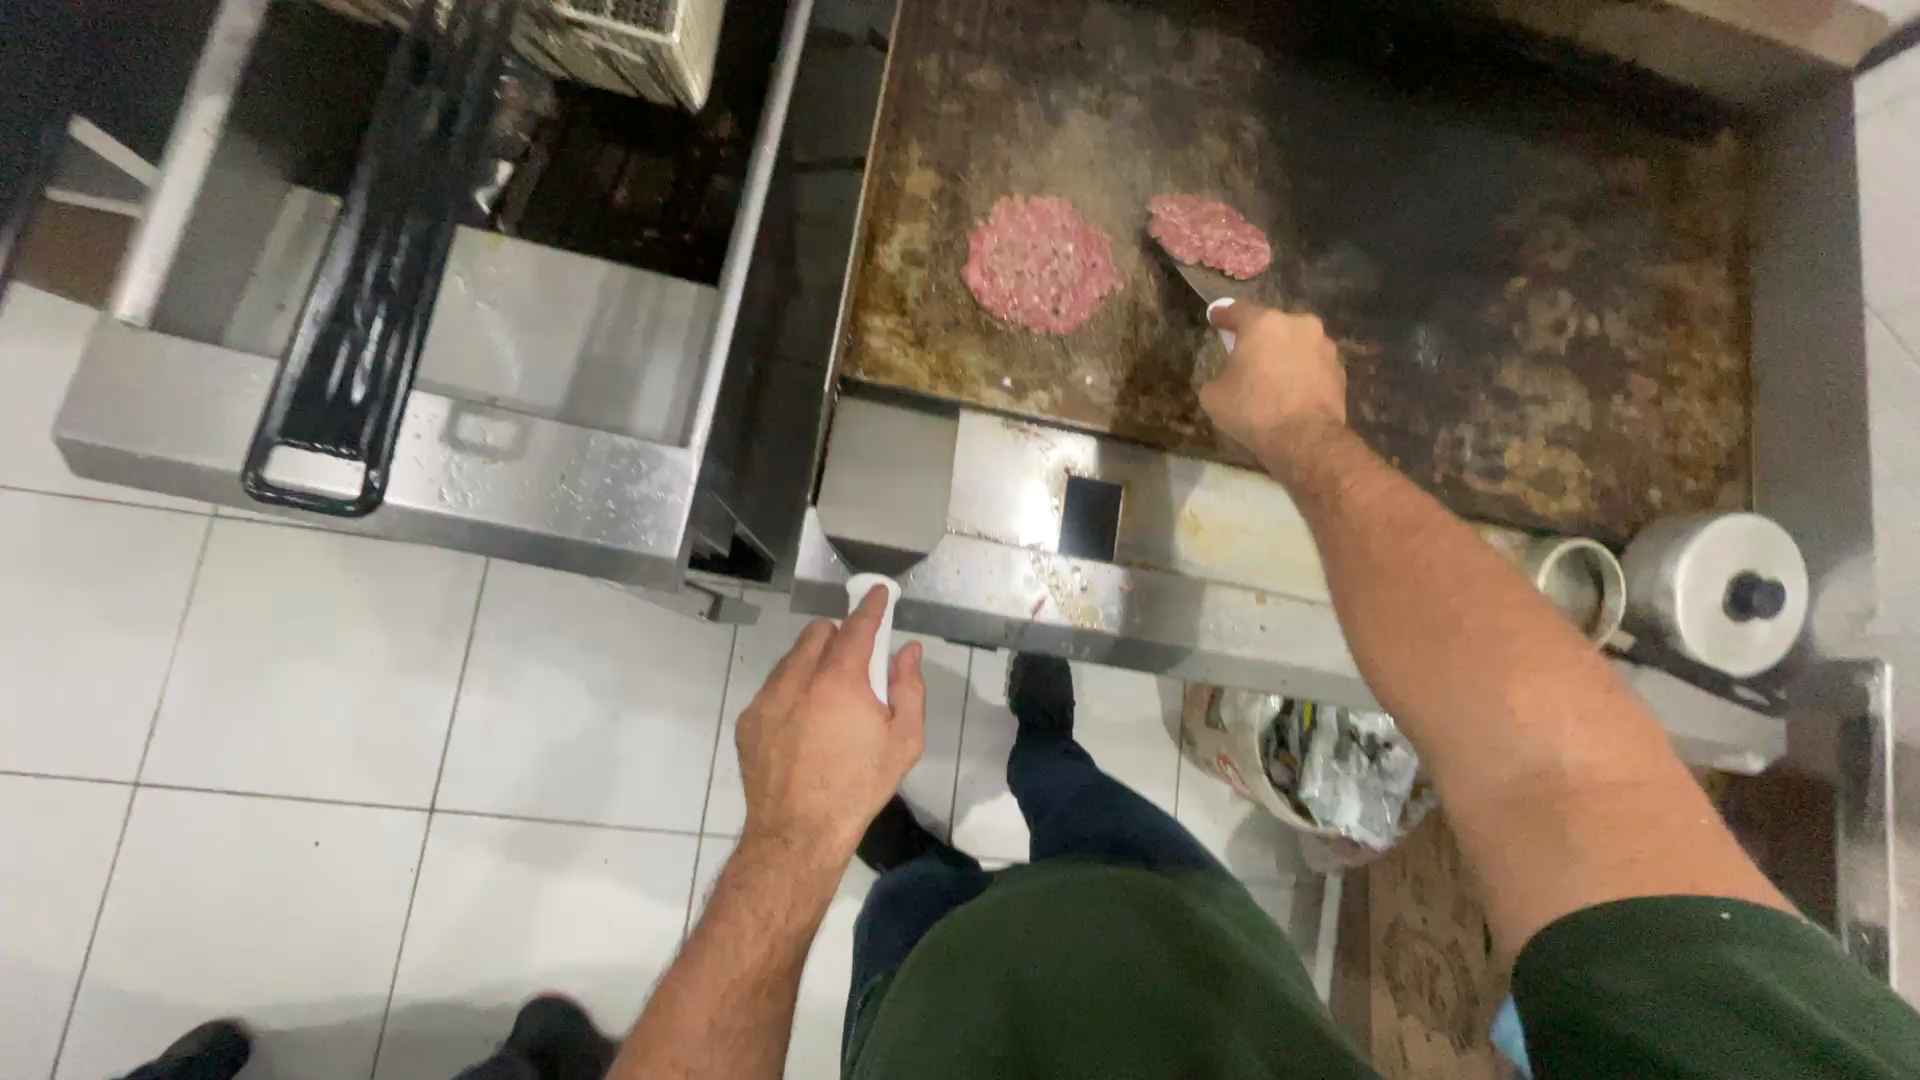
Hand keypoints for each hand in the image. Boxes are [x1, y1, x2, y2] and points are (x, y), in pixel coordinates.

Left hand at [735, 586, 926, 868]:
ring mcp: (767, 700)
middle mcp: (798, 681)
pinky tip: (803, 723)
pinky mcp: (748, 721)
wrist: (798, 834)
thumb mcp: (903, 742)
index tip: (879, 593)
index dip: (872, 607)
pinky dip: (791, 690)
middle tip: (855, 663)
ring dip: (813, 662)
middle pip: (818, 633)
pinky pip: (773, 687)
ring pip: (791, 658)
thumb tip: (908, 652)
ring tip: (828, 699)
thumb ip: (909, 689)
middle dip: (839, 636)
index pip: (857, 627)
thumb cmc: (859, 787)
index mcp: (839, 683)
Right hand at [1200, 300, 1346, 461]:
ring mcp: (1323, 345)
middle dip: (1257, 338)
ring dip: (1282, 355)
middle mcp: (1298, 324)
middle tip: (1245, 357)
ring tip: (1272, 379)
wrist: (1304, 438)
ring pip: (1295, 344)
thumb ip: (1218, 376)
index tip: (1215, 317)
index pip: (1237, 310)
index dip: (1222, 315)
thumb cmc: (1252, 410)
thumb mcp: (1213, 395)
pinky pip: (1311, 364)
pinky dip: (1300, 372)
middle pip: (1271, 326)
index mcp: (1263, 324)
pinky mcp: (1339, 368)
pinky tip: (1291, 393)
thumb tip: (1227, 378)